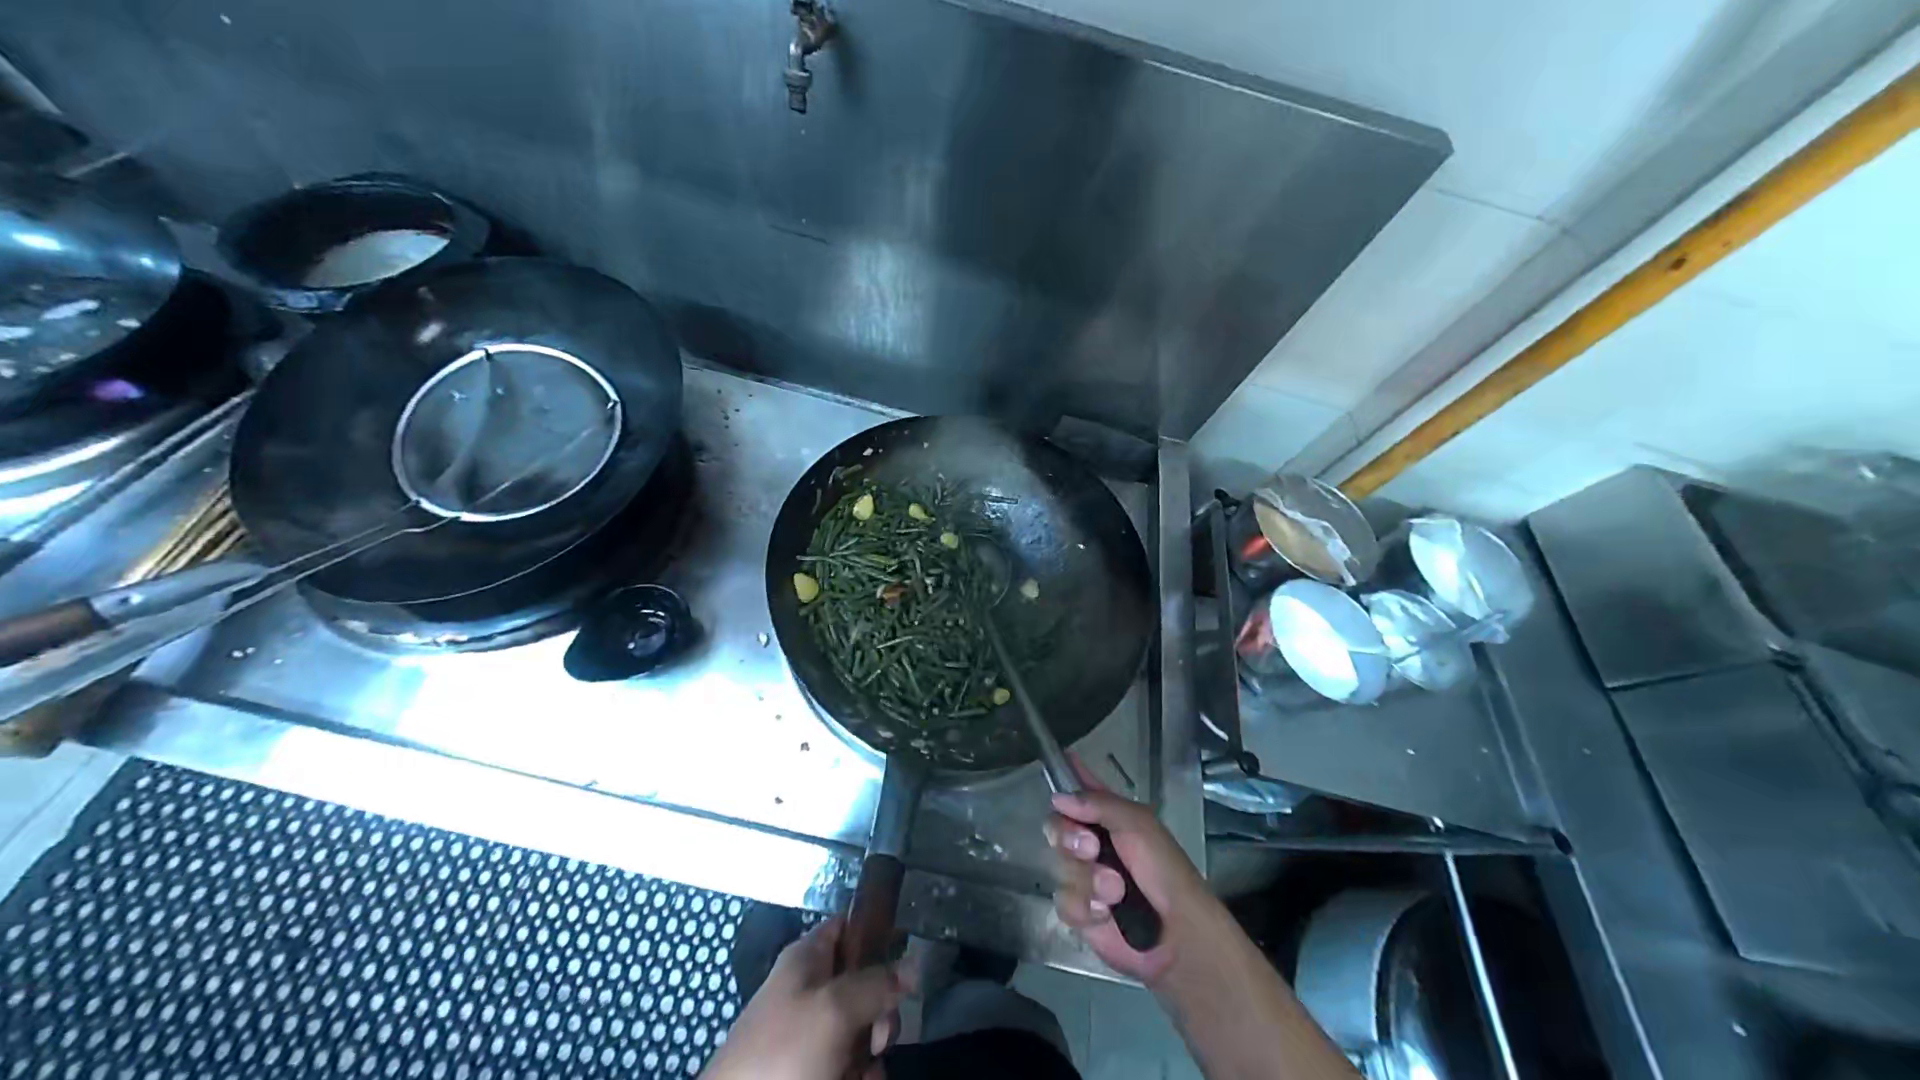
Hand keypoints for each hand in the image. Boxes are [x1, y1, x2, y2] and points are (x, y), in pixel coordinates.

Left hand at [700, 917, 905, 1079]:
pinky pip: (850, 1067)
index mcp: (807, 959)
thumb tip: (913, 965)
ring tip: (865, 1076)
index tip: (905, 958)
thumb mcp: (835, 1009)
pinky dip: (861, 1077)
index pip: (848, 925)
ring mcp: (810, 1036)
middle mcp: (810, 991)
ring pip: (862, 1031)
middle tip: (878, 1039)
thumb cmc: (783, 1055)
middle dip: (881, 1013)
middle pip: (864, 984)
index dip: (878, 933)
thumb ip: (877, 983)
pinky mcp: (813, 1072)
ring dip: (873, 1055)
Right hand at [1045, 759, 1220, 985]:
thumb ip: (1097, 804)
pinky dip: (1085, 906)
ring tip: (1115, 891)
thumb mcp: (1137, 824)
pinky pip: (1063, 900)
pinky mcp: (1080, 911)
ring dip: (1087, 878)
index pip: (1082, 789)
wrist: (1175, 933)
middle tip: (1091, 848)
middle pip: (1056, 827)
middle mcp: (1093, 843)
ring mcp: (1084, 877)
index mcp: (1110, 818)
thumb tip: (1057, 797)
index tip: (1059, 761)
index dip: (1069, 776)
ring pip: (1059, 865)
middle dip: (1068, 837)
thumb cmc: (1163, 869)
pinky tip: (1106, 913)